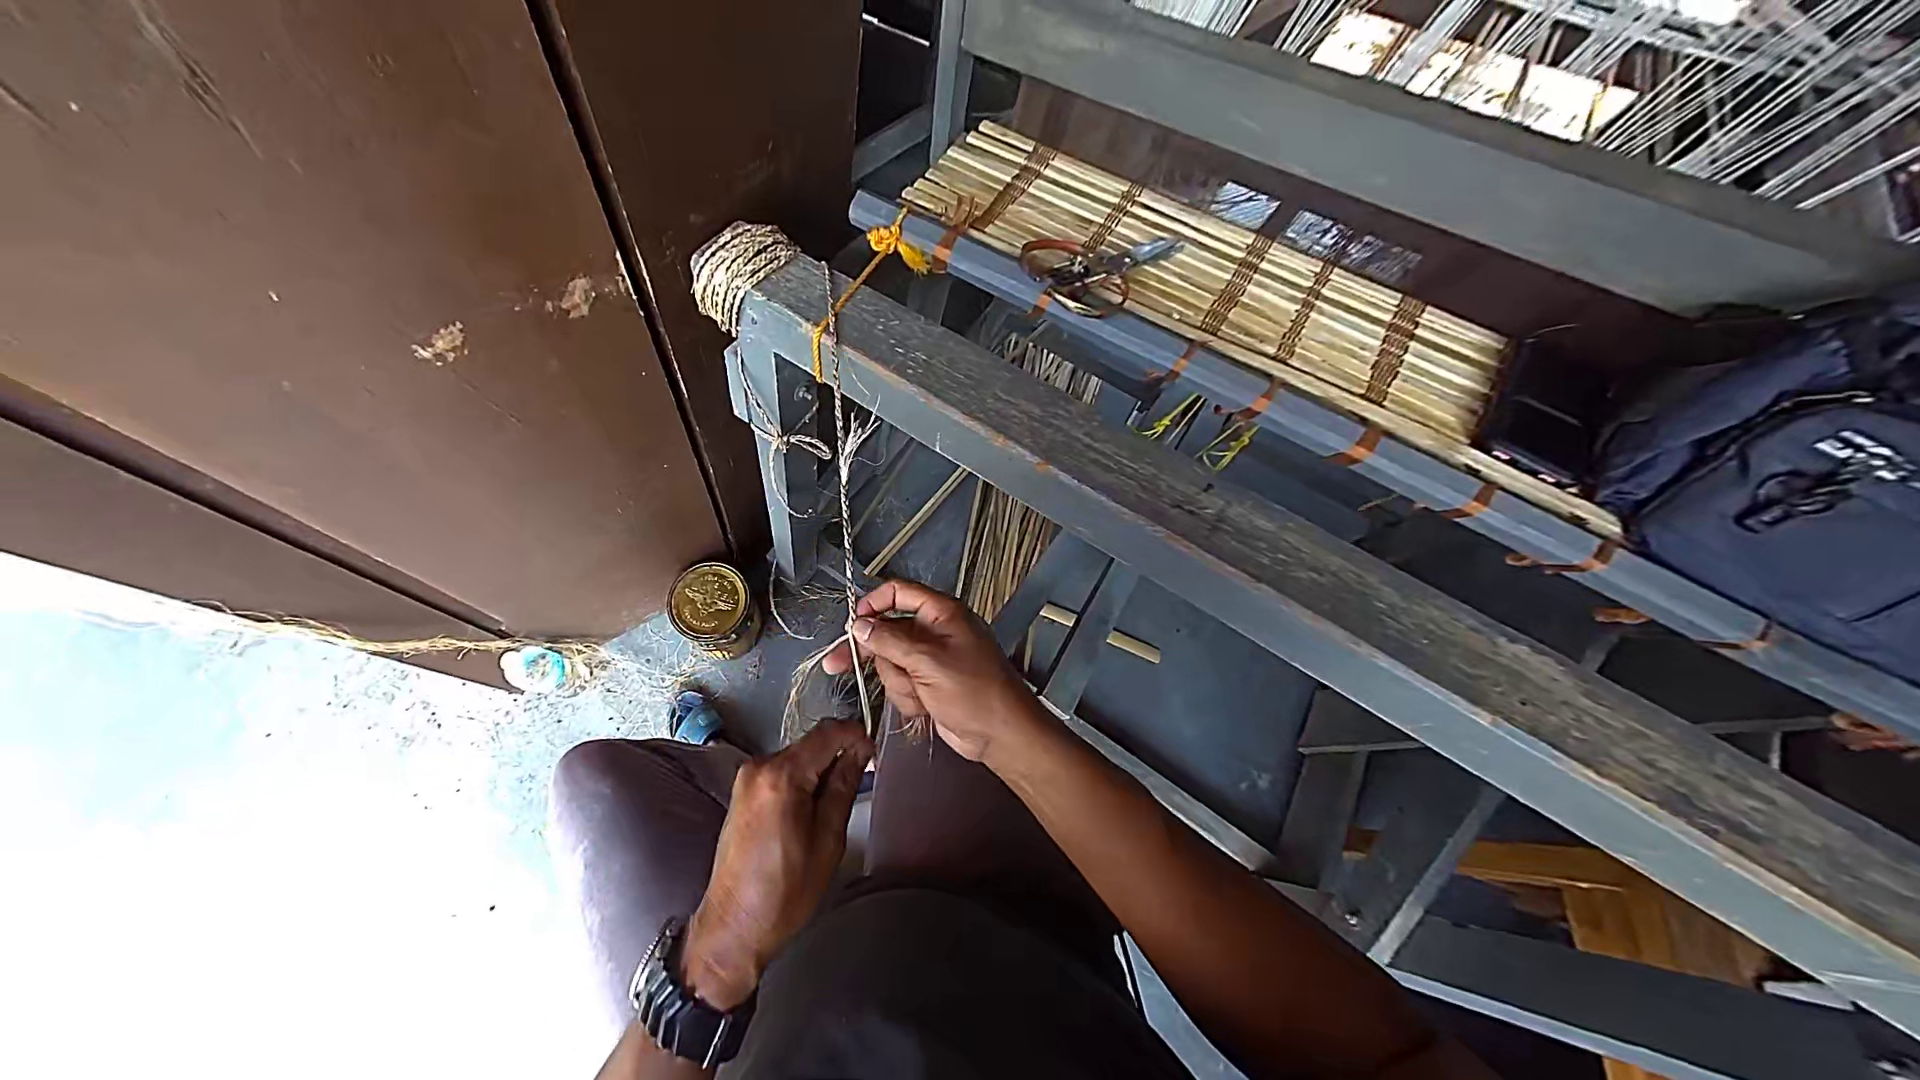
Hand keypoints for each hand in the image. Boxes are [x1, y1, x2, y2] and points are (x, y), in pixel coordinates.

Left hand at [682, 719, 872, 1009]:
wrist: (733, 927)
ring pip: (798, 756)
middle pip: (811, 743)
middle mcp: (759, 768)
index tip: (872, 751)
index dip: (855, 736)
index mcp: (781, 777)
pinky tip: (810, 810)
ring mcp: (747, 779)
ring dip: (820, 770)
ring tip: (834, 804)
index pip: (827, 732)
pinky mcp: (743, 792)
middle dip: (839, 756)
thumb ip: (845, 785)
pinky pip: (782, 771)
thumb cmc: (783, 892)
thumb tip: (859, 752)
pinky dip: (802, 781)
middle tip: (859, 781)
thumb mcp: (828, 838)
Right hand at [822, 580, 1046, 762]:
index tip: (853, 622)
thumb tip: (861, 625)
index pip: (899, 593)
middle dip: (874, 654)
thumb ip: (890, 641)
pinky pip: (901, 685)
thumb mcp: (928, 662)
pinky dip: (908, 698)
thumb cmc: (976, 692)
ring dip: (899, 683)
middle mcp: (936, 632)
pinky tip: (926, 706)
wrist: (999, 733)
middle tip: (838, 663)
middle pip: (887, 631)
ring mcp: (932, 660)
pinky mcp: (929, 684)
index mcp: (942, 614)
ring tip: (920, 693)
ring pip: (890, 663)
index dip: (873, 603)